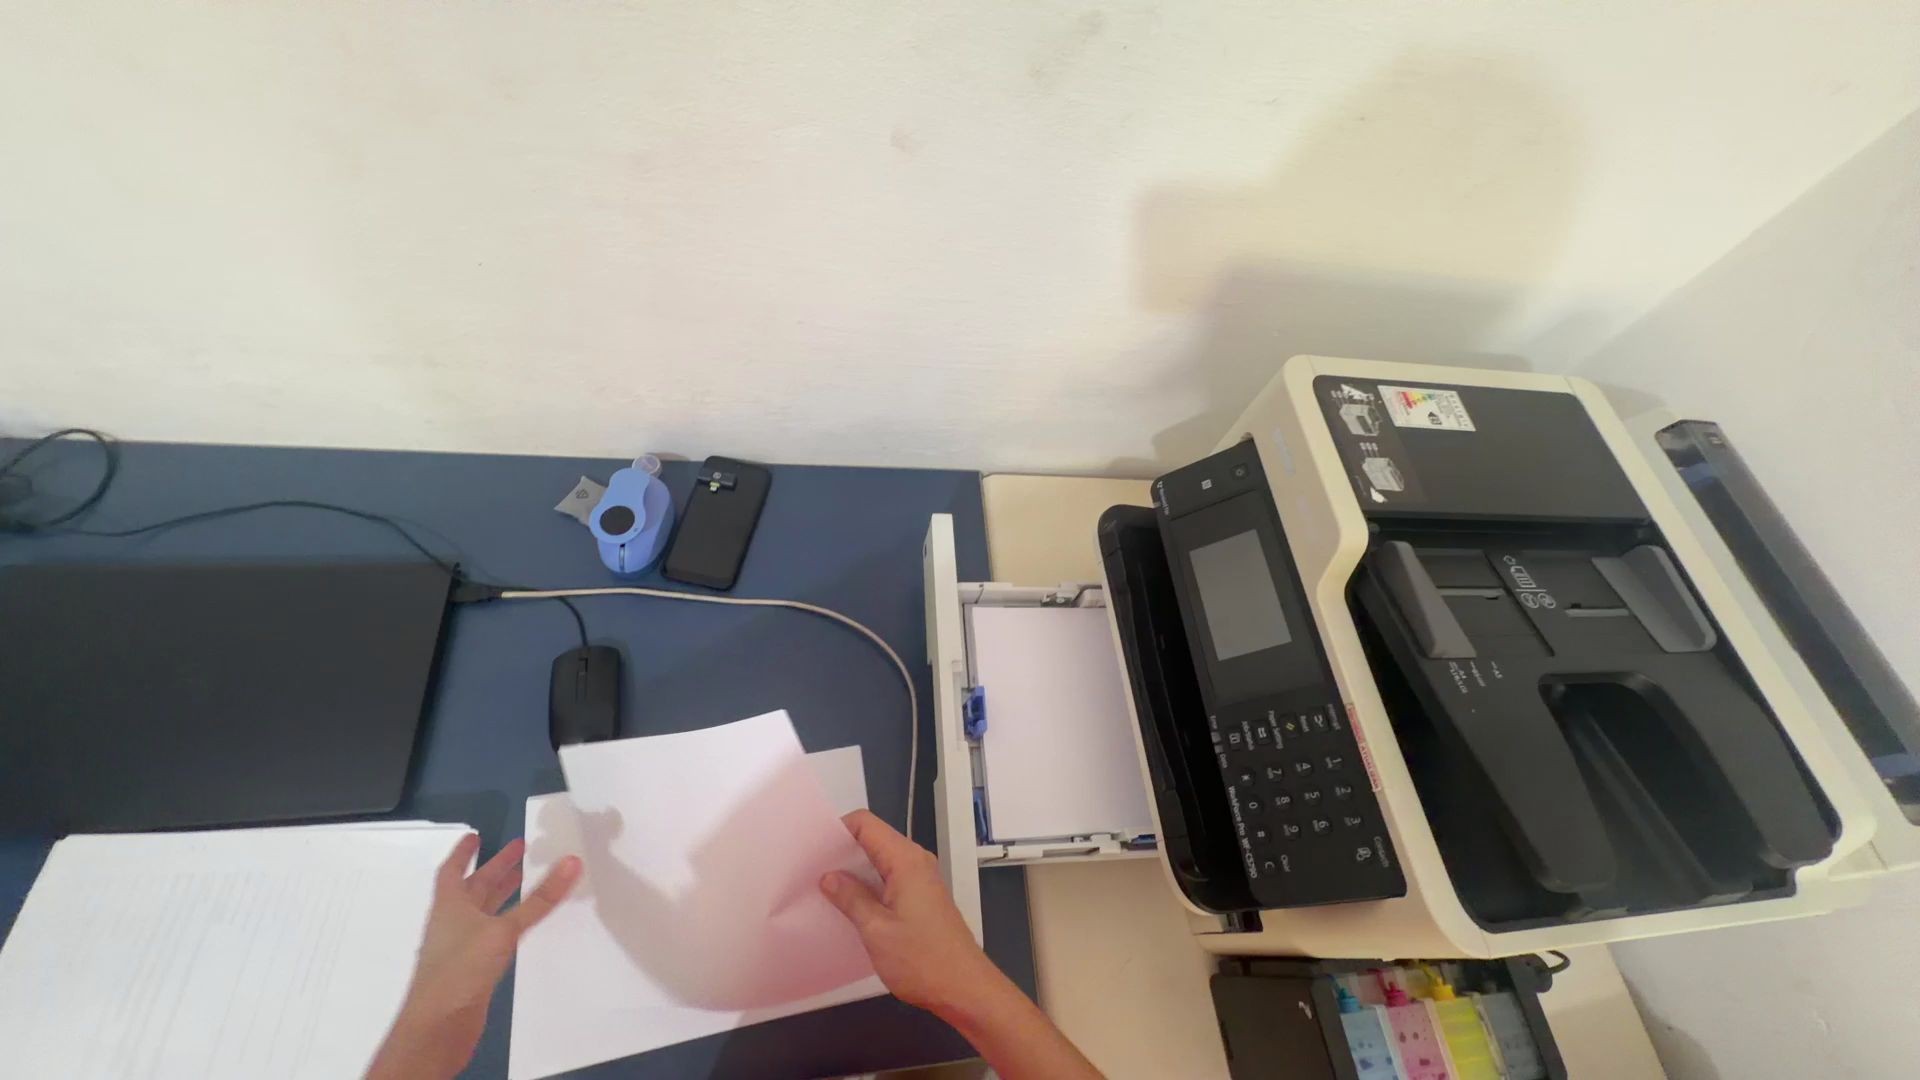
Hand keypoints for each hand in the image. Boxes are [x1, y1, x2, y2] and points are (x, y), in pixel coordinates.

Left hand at [365, 834, 581, 1079]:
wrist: (435, 1032)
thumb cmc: (459, 971)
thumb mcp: (503, 929)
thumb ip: (539, 899)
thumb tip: (573, 860)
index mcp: (449, 908)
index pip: (452, 873)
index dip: (463, 854)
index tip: (476, 835)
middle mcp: (453, 924)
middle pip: (473, 890)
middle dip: (496, 869)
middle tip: (520, 850)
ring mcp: (462, 948)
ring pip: (485, 912)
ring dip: (504, 894)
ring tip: (529, 879)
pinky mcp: (474, 969)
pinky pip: (495, 933)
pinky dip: (510, 920)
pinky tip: (525, 922)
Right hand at [817, 809, 1009, 1016]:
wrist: (963, 987)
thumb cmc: (920, 958)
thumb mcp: (876, 929)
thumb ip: (851, 898)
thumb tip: (828, 876)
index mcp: (905, 859)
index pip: (866, 823)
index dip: (838, 829)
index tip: (813, 850)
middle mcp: (915, 860)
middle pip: (873, 838)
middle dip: (842, 850)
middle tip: (811, 870)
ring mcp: (921, 877)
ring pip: (880, 859)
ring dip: (854, 870)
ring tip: (824, 888)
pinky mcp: (922, 895)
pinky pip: (890, 877)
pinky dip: (868, 884)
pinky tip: (849, 905)